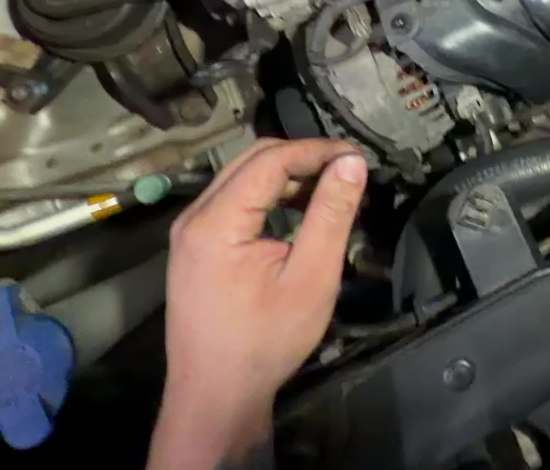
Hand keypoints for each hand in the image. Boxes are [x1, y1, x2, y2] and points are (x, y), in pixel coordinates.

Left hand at [148, 138, 367, 468]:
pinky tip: (301, 206)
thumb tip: (352, 162)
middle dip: (305, 155)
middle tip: (347, 168)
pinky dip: (272, 191)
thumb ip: (331, 214)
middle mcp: (196, 216)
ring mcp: (192, 230)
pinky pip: (237, 196)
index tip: (358, 158)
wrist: (215, 398)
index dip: (318, 151)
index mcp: (216, 221)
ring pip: (245, 174)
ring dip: (289, 171)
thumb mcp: (311, 277)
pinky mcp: (197, 243)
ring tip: (331, 184)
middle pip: (255, 158)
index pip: (272, 159)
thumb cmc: (265, 340)